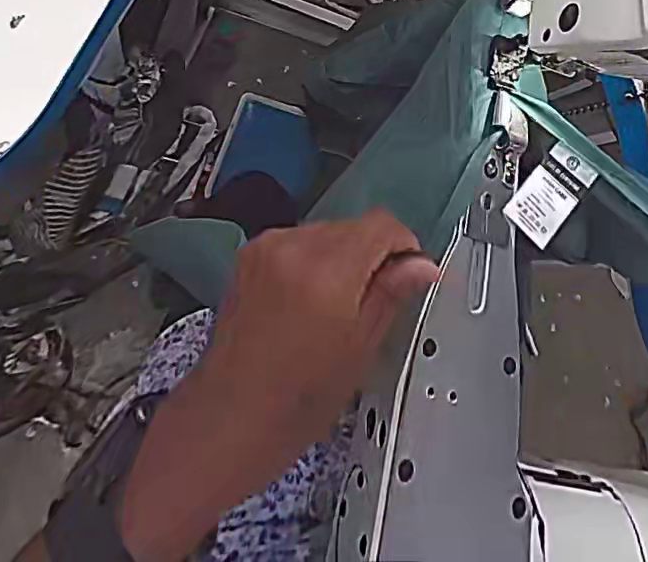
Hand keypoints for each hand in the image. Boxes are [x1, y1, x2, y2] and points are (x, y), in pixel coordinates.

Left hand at [201, 211, 441, 452]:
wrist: (225, 421)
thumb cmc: (294, 401)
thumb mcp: (360, 349)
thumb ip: (391, 294)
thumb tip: (422, 265)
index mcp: (326, 270)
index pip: (382, 224)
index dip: (404, 246)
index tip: (407, 273)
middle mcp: (294, 247)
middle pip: (355, 226)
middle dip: (372, 253)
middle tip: (373, 299)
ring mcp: (267, 247)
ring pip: (329, 231)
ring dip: (343, 255)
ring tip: (336, 305)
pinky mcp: (250, 255)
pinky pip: (300, 240)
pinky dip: (314, 259)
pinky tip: (309, 299)